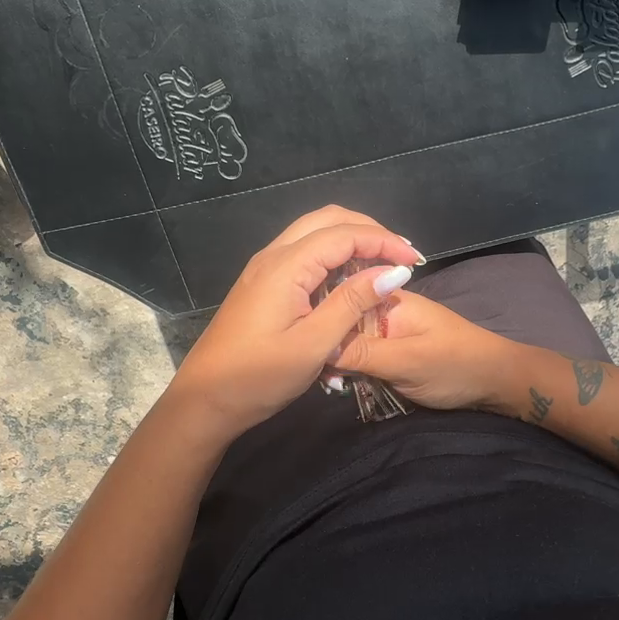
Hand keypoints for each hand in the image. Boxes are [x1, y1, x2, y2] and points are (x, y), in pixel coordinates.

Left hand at [166, 206, 421, 436]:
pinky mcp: (263, 282)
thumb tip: (395, 271)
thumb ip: (353, 303)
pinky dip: (334, 254)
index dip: (384, 241)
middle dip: (370, 230)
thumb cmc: (260, 377)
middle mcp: (274, 255)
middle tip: (401, 256)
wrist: (203, 401)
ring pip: (315, 231)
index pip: (345, 234)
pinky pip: (304, 251)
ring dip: (352, 239)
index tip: (414, 262)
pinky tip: (351, 277)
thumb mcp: (314, 344)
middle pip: (329, 219)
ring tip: (383, 263)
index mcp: (286, 266)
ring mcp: (265, 267)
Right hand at [329, 292, 522, 412]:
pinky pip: (363, 357)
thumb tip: (314, 347)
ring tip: (329, 385)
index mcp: (388, 299)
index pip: (339, 301)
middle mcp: (385, 310)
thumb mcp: (405, 361)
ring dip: (339, 362)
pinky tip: (342, 384)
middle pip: (341, 323)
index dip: (318, 322)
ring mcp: (390, 332)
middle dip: (326, 347)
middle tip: (318, 377)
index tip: (300, 348)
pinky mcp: (394, 353)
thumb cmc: (455, 366)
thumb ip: (361, 353)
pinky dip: (354, 370)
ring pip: (350, 343)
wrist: (497, 383)